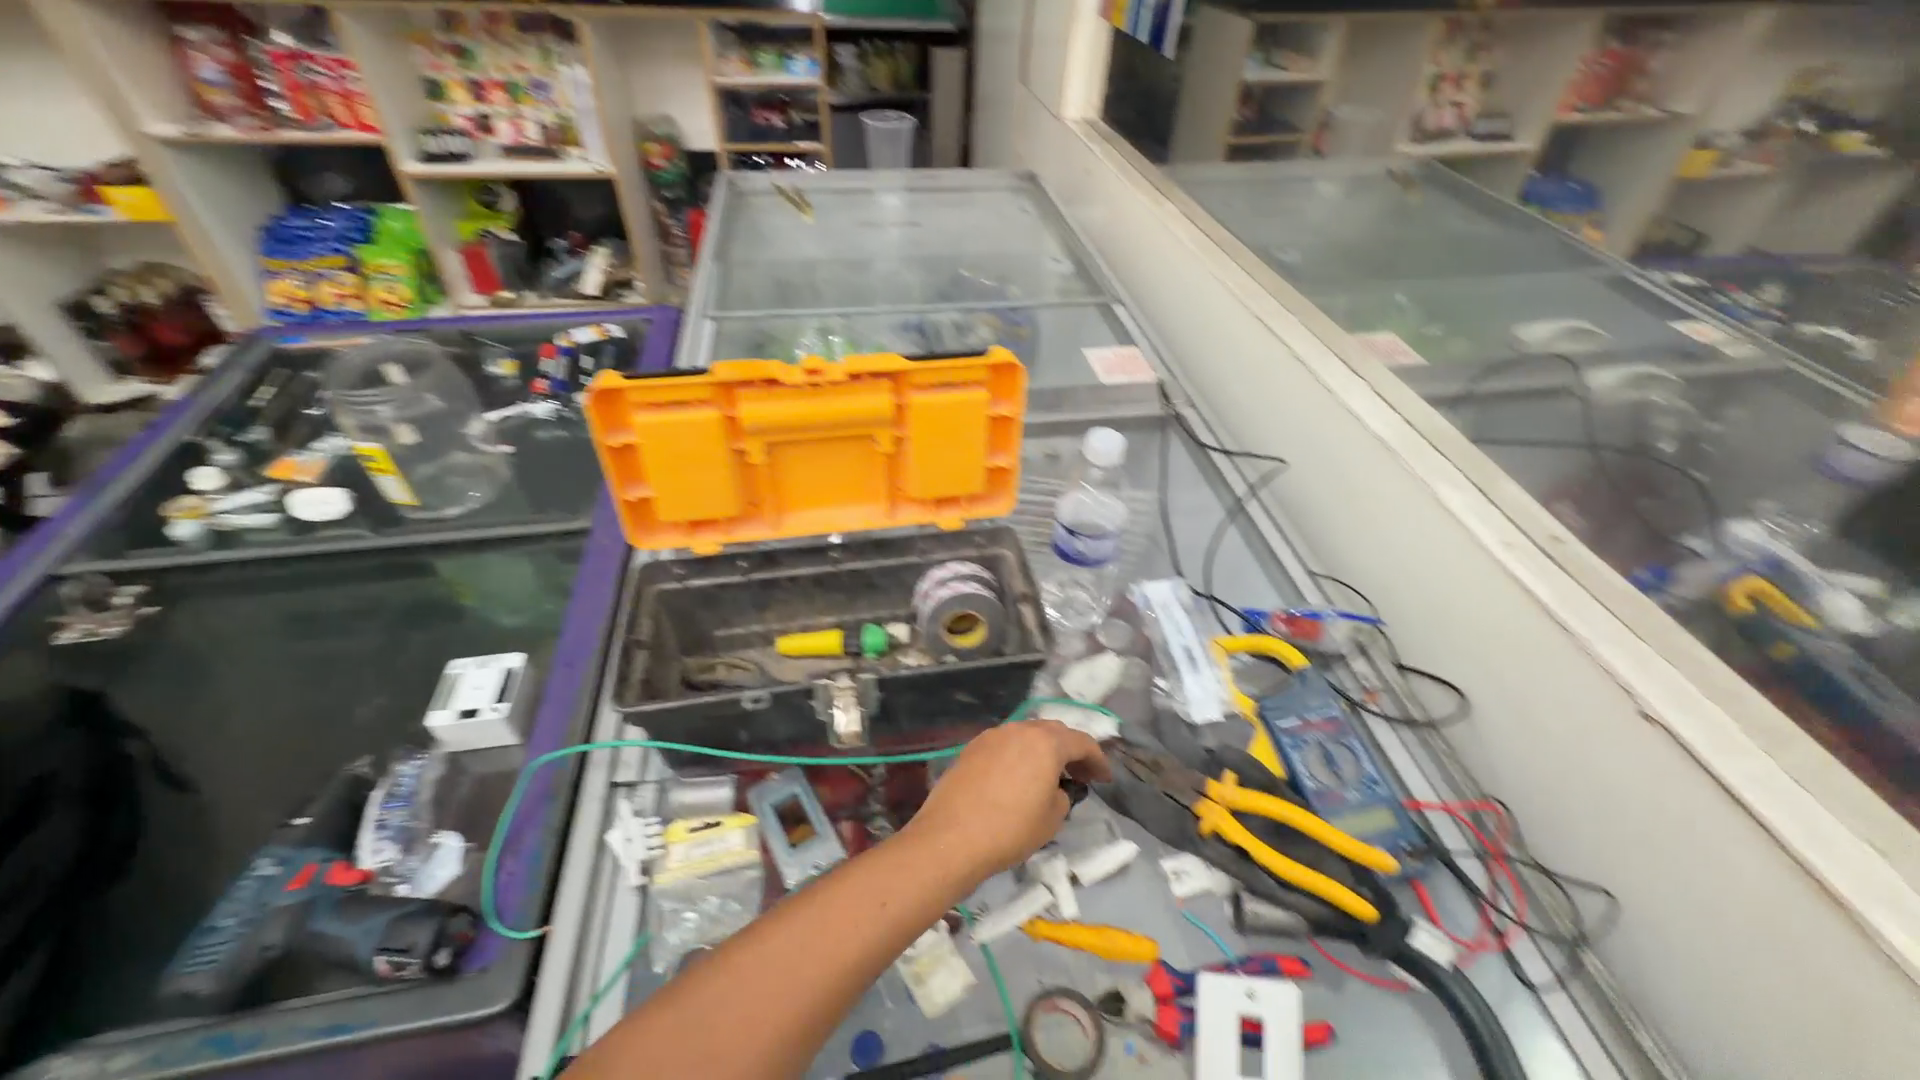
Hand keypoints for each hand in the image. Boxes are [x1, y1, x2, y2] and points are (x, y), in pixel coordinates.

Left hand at [904, 719, 1111, 883]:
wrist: (950, 839)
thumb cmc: (1010, 830)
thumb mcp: (1052, 819)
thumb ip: (1062, 795)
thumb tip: (1054, 788)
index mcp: (1045, 742)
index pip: (1082, 742)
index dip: (1098, 760)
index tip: (1105, 778)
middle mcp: (1018, 730)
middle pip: (1053, 731)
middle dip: (1071, 750)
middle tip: (1080, 773)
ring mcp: (991, 737)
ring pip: (1026, 735)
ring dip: (1043, 750)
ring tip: (1049, 774)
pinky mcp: (970, 749)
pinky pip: (1004, 745)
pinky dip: (1019, 755)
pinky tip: (1019, 777)